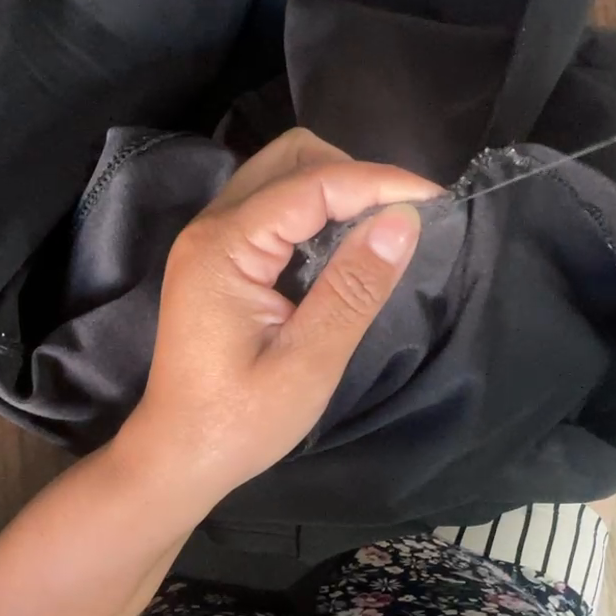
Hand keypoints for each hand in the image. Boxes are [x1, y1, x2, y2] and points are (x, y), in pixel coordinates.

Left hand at [113, 129, 443, 501]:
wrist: (179, 455)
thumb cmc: (240, 422)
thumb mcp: (307, 362)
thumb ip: (354, 289)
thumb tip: (404, 221)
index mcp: (226, 247)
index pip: (312, 182)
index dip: (379, 182)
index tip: (436, 199)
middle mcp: (210, 229)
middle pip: (289, 160)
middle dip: (352, 174)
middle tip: (399, 218)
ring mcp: (207, 244)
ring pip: (277, 179)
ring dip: (332, 190)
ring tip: (377, 230)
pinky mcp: (214, 263)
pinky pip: (268, 211)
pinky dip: (310, 214)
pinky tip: (338, 249)